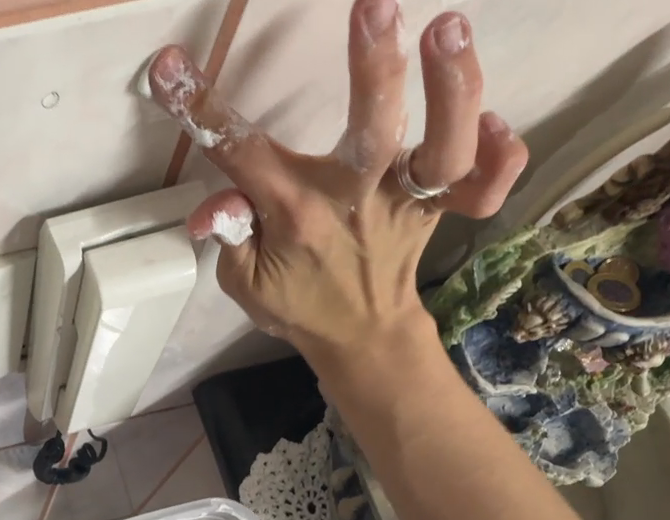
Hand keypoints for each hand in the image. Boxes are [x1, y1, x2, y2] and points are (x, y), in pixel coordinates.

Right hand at [146, 0, 527, 364]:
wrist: (361, 336)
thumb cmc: (297, 302)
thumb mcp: (245, 282)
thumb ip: (232, 237)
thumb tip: (211, 206)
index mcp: (294, 215)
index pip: (241, 154)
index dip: (202, 109)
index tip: (169, 68)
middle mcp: (354, 200)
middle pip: (372, 131)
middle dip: (374, 67)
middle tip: (373, 4)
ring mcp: (406, 203)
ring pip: (441, 150)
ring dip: (453, 89)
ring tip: (448, 28)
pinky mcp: (443, 208)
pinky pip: (484, 186)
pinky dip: (499, 157)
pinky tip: (495, 122)